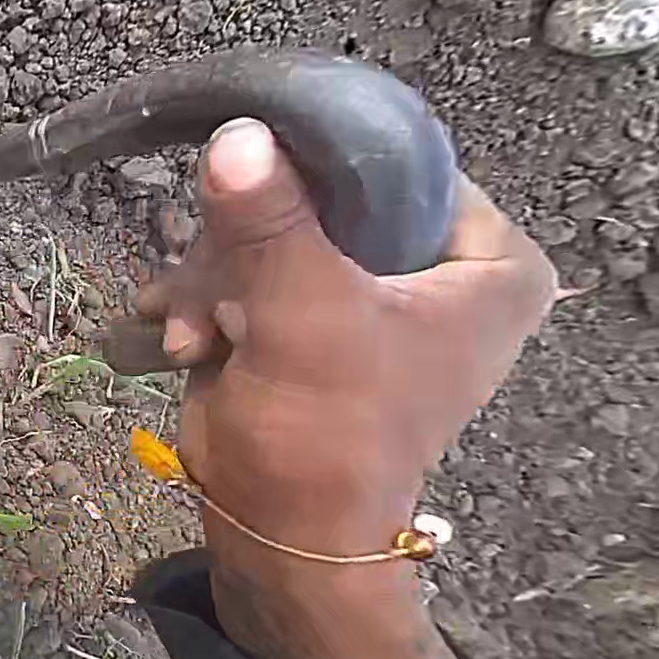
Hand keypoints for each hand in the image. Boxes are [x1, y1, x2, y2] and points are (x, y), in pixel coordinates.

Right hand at [166, 119, 554, 658]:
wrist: (271, 523)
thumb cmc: (320, 432)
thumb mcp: (302, 320)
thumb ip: (271, 225)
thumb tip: (236, 135)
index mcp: (480, 263)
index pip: (399, 168)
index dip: (317, 169)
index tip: (252, 186)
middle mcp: (419, 273)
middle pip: (311, 206)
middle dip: (242, 257)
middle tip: (218, 305)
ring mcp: (347, 296)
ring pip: (260, 241)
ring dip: (210, 287)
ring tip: (191, 336)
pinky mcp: (290, 320)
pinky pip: (237, 278)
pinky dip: (200, 304)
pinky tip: (178, 336)